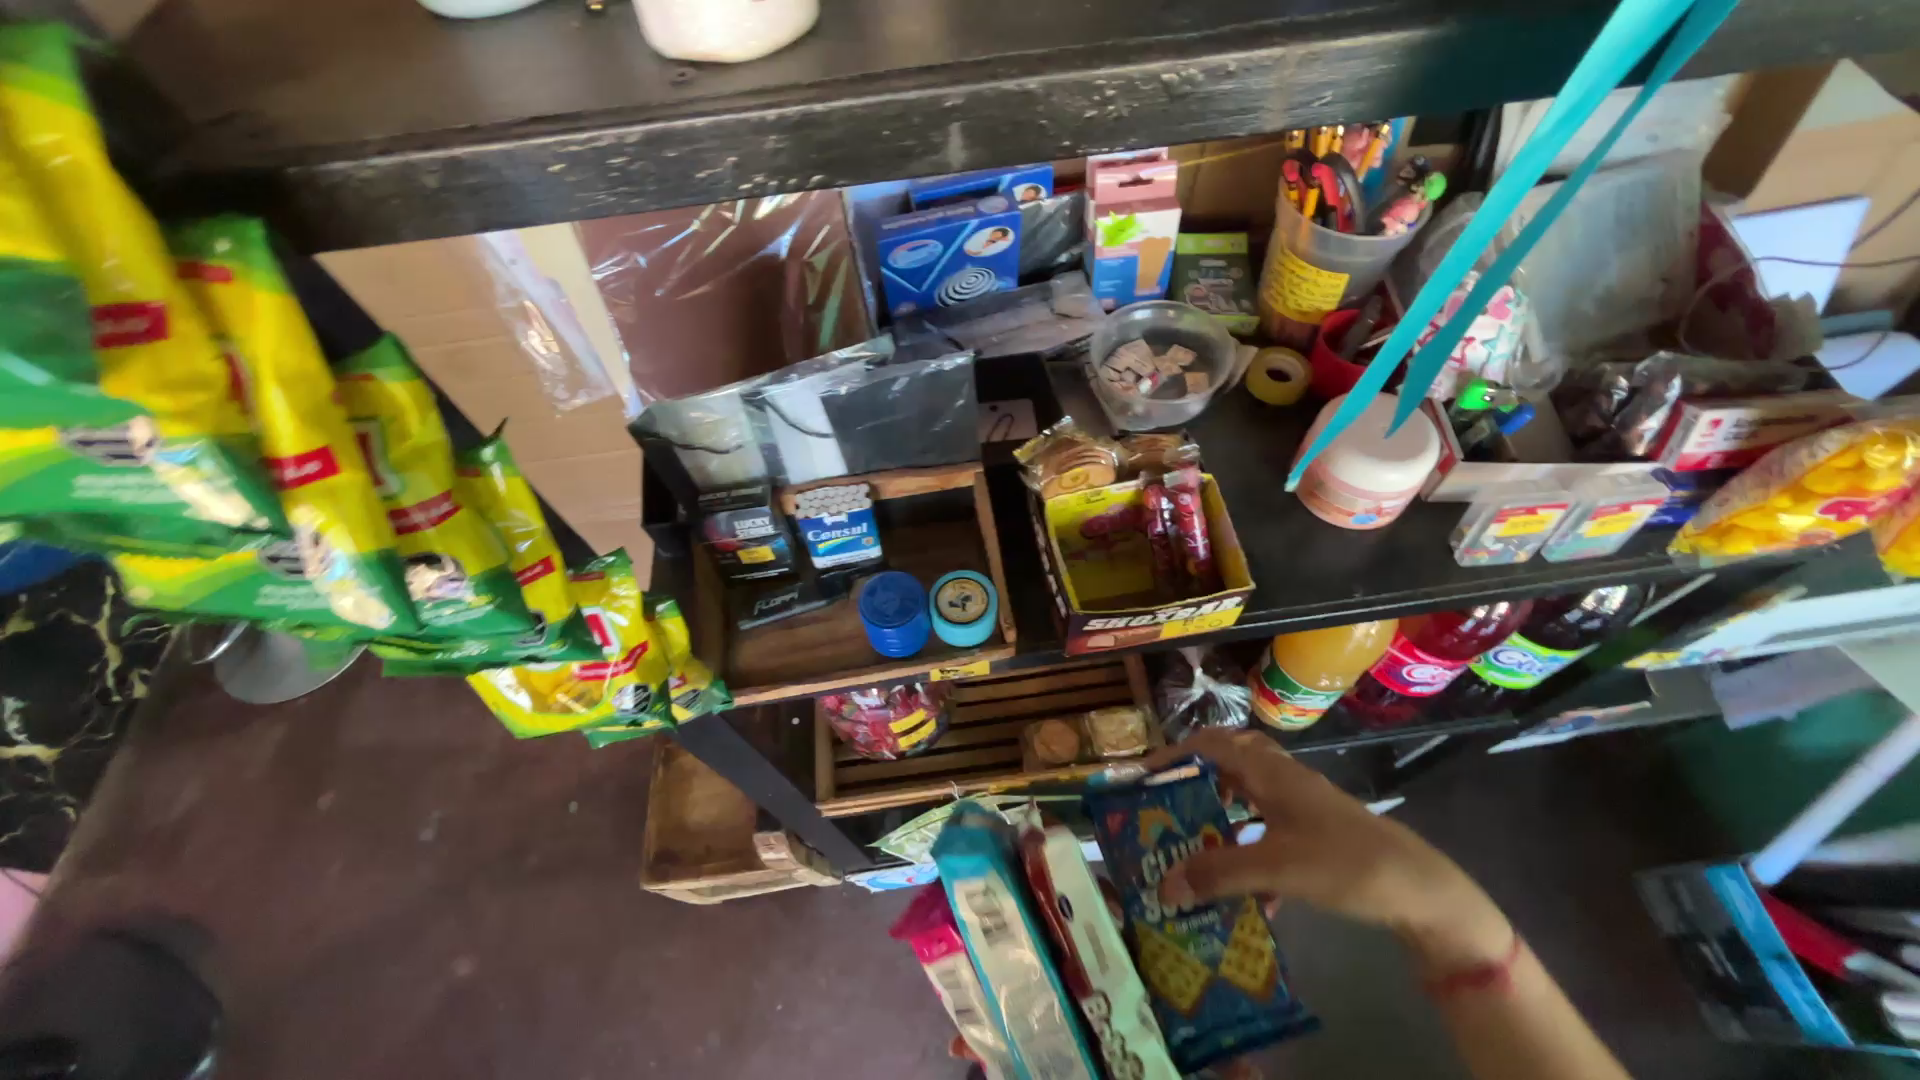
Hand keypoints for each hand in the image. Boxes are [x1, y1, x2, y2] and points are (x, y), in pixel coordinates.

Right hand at [1146, 729, 1513, 977]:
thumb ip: (1218, 874)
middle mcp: (1284, 780)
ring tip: (1196, 846)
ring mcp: (1304, 805)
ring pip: (1250, 798)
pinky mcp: (1318, 833)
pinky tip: (1250, 896)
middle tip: (1167, 809)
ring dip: (1222, 817)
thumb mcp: (1274, 868)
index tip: (1143, 777)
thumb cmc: (1344, 863)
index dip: (1173, 754)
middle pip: (1230, 765)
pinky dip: (1252, 850)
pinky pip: (1271, 830)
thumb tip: (1164, 886)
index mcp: (1270, 773)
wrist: (1421, 890)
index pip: (1210, 745)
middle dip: (1195, 783)